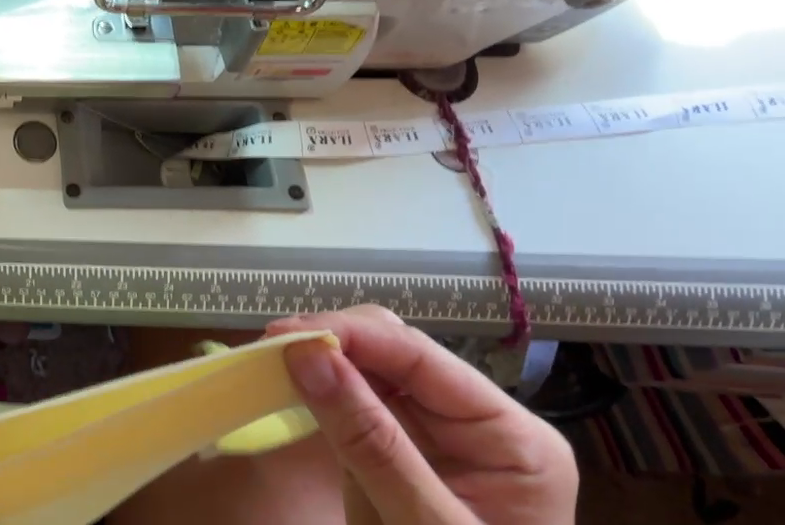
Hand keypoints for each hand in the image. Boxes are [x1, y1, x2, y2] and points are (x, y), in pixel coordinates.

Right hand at [270, 306, 576, 524]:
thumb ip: (371, 442)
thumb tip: (307, 354)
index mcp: (512, 438)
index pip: (421, 356)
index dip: (350, 335)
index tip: (281, 333)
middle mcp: (481, 422)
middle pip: (398, 352)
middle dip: (334, 341)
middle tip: (271, 347)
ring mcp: (443, 436)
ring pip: (374, 369)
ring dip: (324, 359)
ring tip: (275, 358)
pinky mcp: (406, 451)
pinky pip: (361, 402)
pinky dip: (324, 389)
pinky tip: (295, 382)